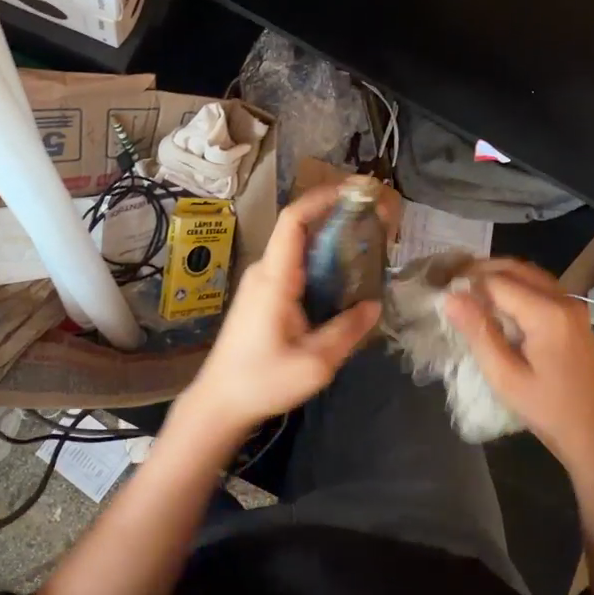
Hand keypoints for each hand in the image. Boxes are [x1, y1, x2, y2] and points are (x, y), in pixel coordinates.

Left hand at [177, 186, 380, 436]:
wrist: (219, 402)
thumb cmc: (262, 381)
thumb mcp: (315, 363)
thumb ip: (347, 331)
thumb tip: (374, 305)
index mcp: (274, 278)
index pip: (294, 220)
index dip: (322, 198)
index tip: (354, 192)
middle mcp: (265, 272)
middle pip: (301, 230)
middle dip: (337, 218)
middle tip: (375, 221)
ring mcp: (260, 283)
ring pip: (299, 250)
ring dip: (331, 243)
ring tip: (367, 246)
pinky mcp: (262, 297)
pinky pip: (295, 268)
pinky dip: (321, 264)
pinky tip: (344, 280)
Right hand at [442, 260, 593, 465]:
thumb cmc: (548, 410)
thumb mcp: (505, 377)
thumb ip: (478, 332)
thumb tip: (449, 297)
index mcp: (547, 314)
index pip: (497, 282)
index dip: (467, 284)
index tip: (443, 293)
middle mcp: (563, 300)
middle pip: (515, 268)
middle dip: (482, 272)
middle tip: (453, 285)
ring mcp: (573, 306)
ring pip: (529, 274)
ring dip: (499, 276)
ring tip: (470, 292)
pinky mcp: (575, 315)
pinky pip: (541, 287)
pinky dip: (517, 286)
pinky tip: (498, 304)